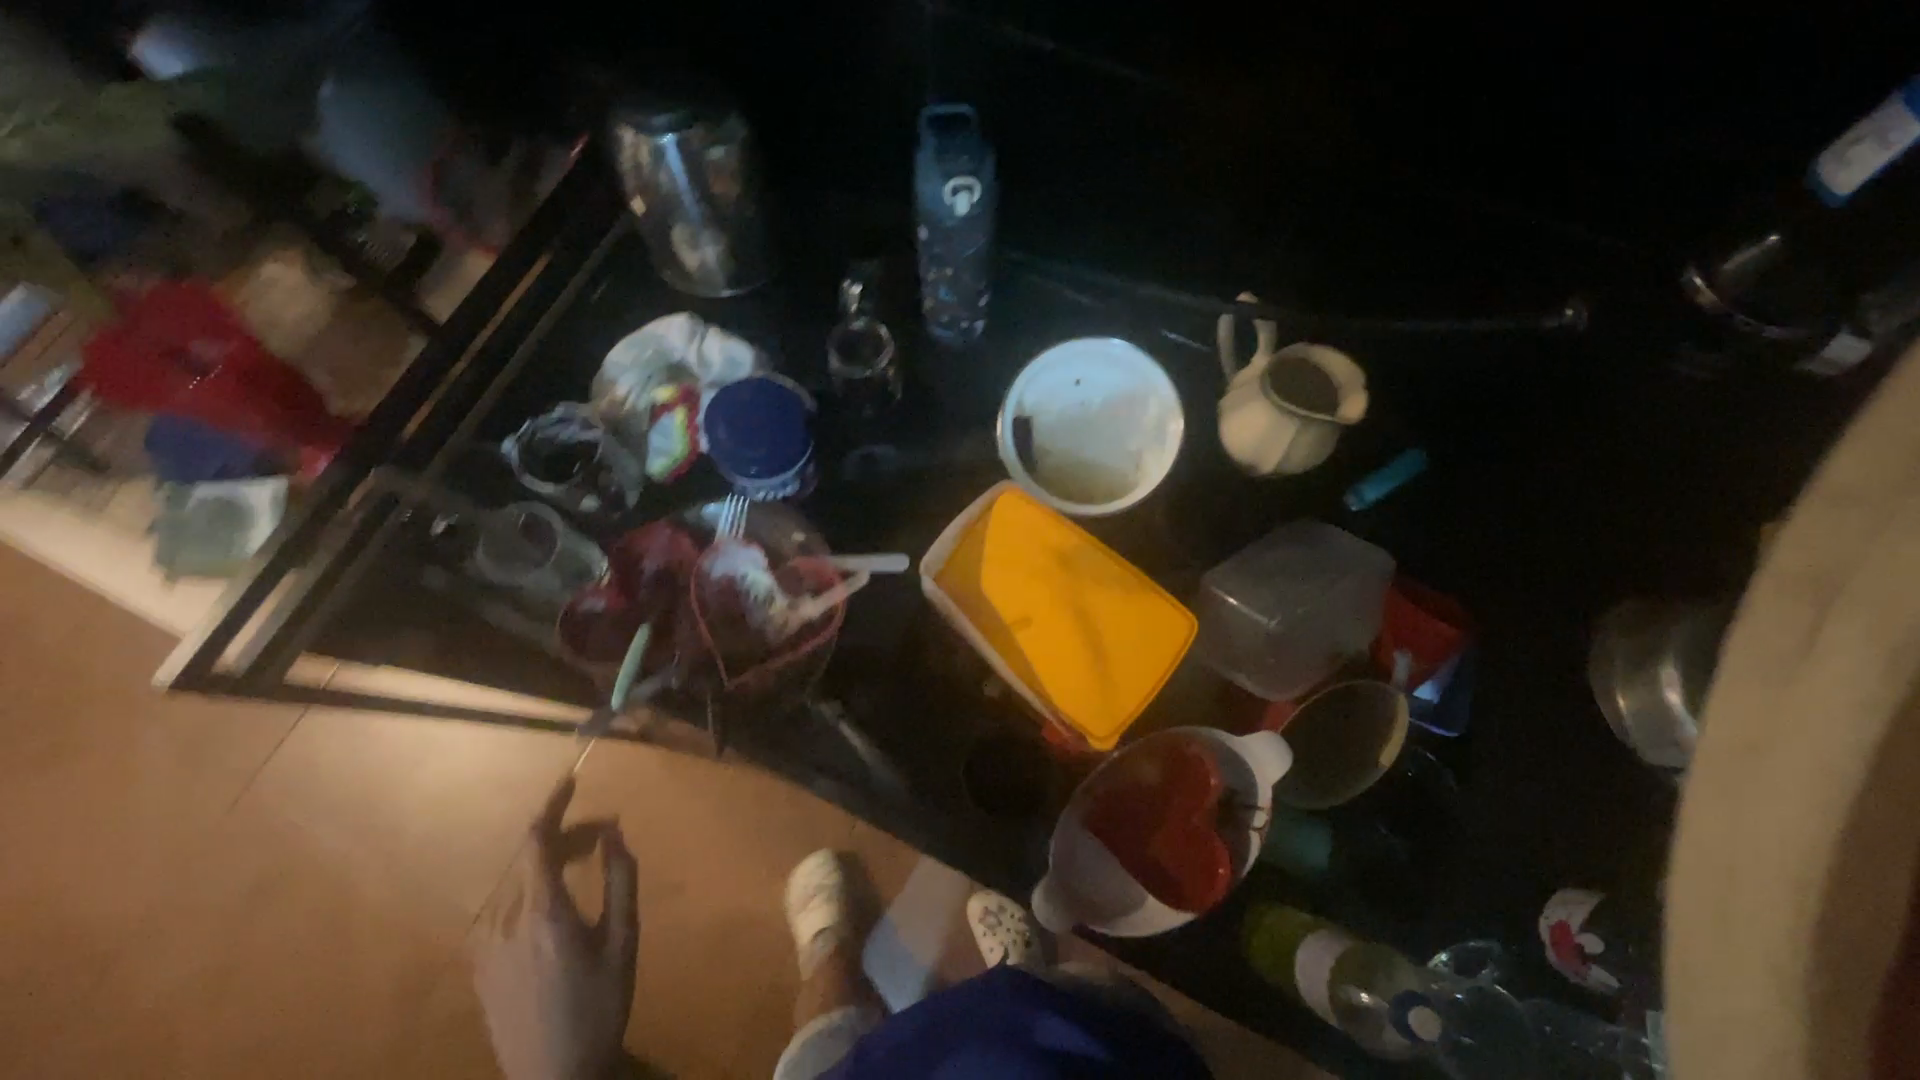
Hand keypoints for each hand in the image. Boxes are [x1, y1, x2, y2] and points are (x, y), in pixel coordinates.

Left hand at [474, 777, 638, 1079]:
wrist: (555, 1077)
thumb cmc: (601, 1006)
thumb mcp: (624, 942)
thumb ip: (621, 880)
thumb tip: (614, 830)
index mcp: (545, 913)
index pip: (537, 840)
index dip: (553, 805)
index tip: (570, 780)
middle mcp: (506, 920)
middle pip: (528, 855)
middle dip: (564, 834)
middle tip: (603, 835)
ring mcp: (485, 944)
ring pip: (515, 880)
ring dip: (547, 861)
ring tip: (583, 865)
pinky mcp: (479, 964)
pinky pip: (502, 907)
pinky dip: (530, 888)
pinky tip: (555, 904)